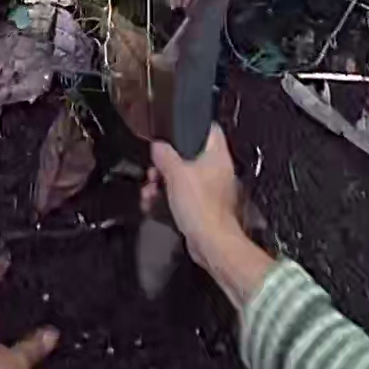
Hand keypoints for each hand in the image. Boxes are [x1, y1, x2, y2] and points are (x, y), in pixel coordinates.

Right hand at [143, 125, 274, 309]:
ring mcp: (212, 190)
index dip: (192, 125)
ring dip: (164, 181)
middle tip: (155, 167)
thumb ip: (164, 155)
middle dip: (167, 161)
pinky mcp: (204, 208)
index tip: (176, 127)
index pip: (210, 128)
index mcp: (217, 155)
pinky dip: (169, 197)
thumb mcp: (176, 173)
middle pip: (190, 155)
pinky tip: (154, 203)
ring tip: (150, 188)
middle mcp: (218, 170)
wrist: (212, 244)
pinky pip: (183, 196)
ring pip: (184, 176)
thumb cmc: (202, 208)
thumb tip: (158, 146)